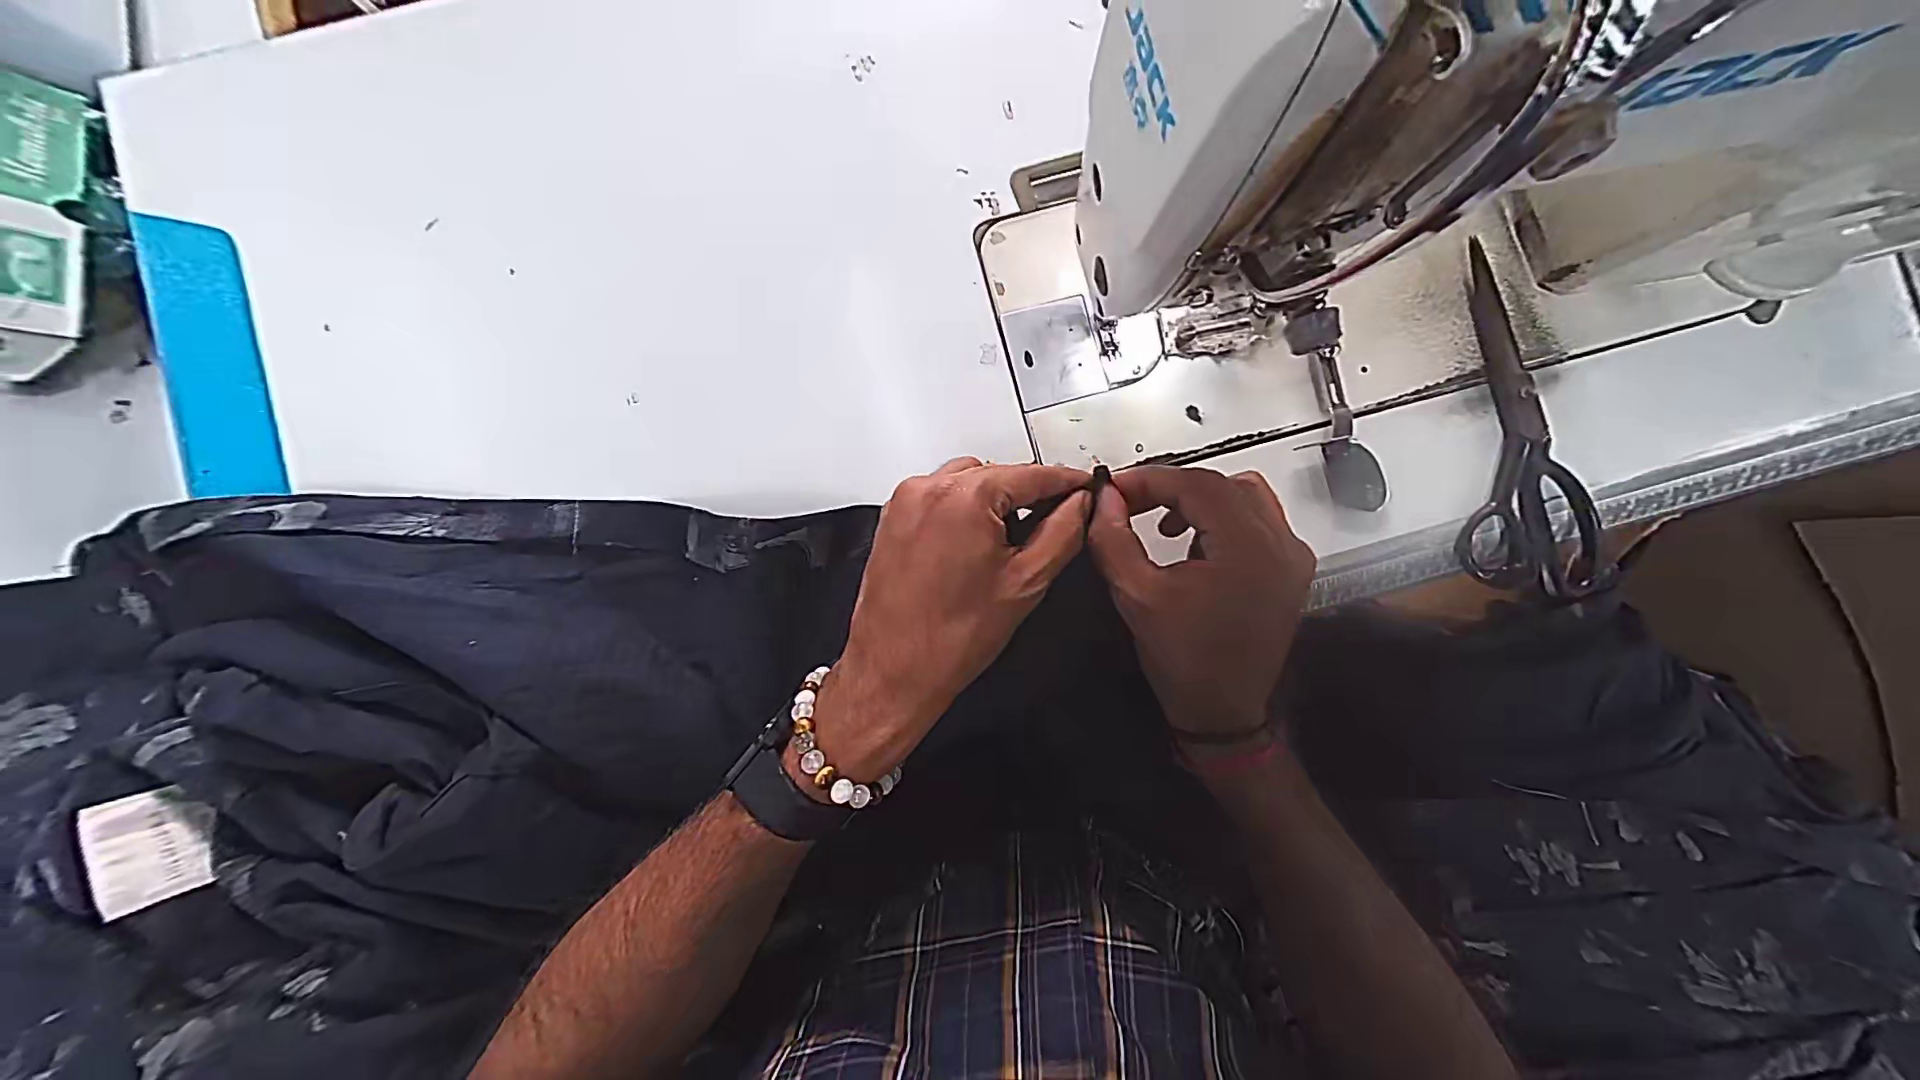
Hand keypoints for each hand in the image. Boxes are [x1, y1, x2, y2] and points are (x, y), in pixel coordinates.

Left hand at [810, 458, 1091, 779]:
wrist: (894, 670)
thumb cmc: (947, 638)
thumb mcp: (1027, 582)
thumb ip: (1063, 532)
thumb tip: (1078, 505)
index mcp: (965, 497)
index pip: (1032, 473)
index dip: (1066, 481)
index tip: (1083, 486)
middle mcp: (929, 489)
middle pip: (998, 472)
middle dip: (1029, 493)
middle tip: (1056, 518)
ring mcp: (906, 502)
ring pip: (968, 480)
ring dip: (995, 500)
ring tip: (1010, 542)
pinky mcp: (893, 518)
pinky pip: (940, 496)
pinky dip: (964, 509)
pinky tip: (976, 546)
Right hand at [1087, 466, 1315, 736]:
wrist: (1222, 710)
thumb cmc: (1182, 660)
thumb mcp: (1135, 594)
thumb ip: (1113, 539)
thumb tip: (1105, 498)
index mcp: (1248, 549)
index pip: (1196, 485)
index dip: (1149, 480)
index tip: (1115, 488)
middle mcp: (1281, 545)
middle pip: (1220, 485)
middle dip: (1169, 487)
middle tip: (1129, 503)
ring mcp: (1291, 557)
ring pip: (1243, 496)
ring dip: (1198, 499)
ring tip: (1164, 524)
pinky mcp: (1290, 569)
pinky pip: (1256, 521)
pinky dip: (1220, 518)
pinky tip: (1193, 544)